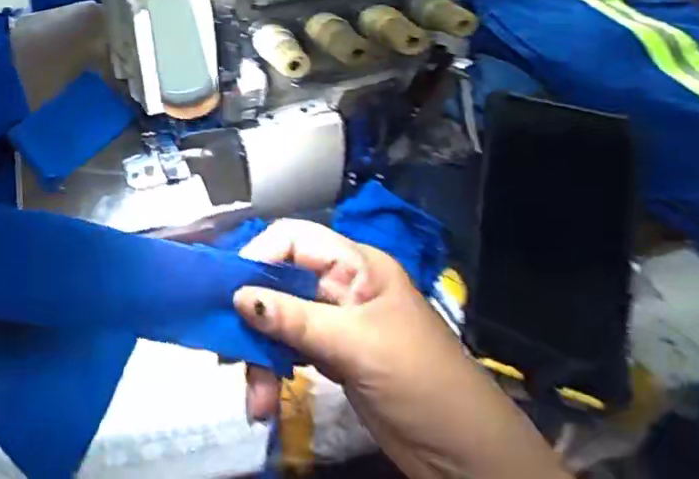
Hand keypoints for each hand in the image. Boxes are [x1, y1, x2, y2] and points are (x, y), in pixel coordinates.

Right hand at [234, 221, 567, 478]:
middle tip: (227, 350)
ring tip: (253, 397)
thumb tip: (239, 295)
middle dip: (253, 315)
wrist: (471, 459)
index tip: (226, 290)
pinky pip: (290, 351)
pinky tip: (263, 401)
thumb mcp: (356, 345)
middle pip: (281, 282)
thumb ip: (296, 318)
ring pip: (280, 320)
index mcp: (357, 264)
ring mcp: (338, 323)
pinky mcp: (335, 357)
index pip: (295, 240)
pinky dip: (272, 372)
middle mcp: (343, 285)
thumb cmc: (421, 383)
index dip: (258, 257)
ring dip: (260, 355)